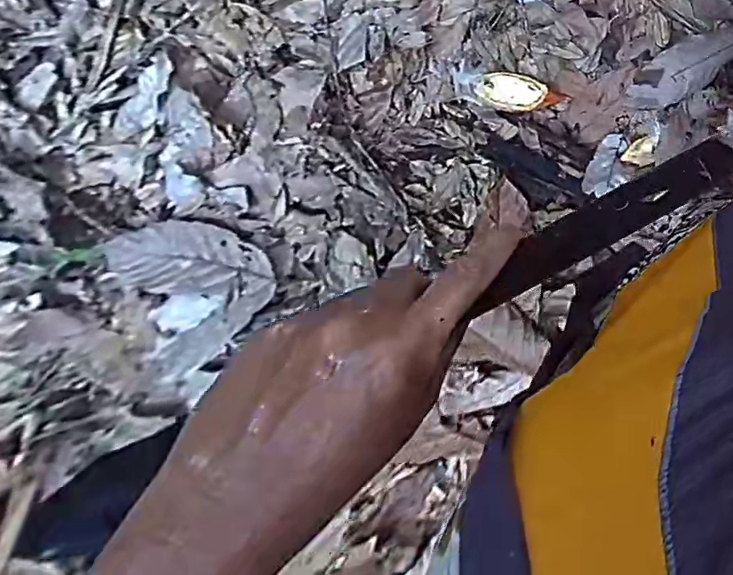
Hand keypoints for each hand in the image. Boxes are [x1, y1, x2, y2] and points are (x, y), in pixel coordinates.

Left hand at [97, 182, 530, 574]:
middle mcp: (359, 322)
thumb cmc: (330, 473)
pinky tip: (301, 382)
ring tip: (336, 377)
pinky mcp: (270, 328)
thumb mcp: (409, 413)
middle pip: (410, 281)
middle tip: (397, 345)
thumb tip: (447, 321)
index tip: (513, 218)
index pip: (464, 279)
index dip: (495, 246)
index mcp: (403, 348)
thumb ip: (434, 355)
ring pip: (363, 299)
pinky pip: (319, 316)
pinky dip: (323, 339)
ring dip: (365, 323)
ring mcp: (309, 321)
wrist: (218, 514)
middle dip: (414, 303)